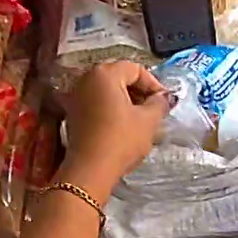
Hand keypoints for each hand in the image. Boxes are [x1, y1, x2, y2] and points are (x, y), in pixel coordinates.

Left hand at [58, 60, 170, 199]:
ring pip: (108, 91)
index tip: (164, 102)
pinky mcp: (73, 113)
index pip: (135, 69)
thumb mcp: (148, 120)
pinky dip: (112, 109)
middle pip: (120, 77)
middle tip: (155, 110)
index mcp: (105, 74)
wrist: (91, 168)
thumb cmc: (122, 139)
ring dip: (127, 101)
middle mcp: (87, 78)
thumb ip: (159, 103)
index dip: (154, 84)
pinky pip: (98, 103)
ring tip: (141, 119)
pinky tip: (123, 126)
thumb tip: (164, 97)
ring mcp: (76, 95)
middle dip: (140, 91)